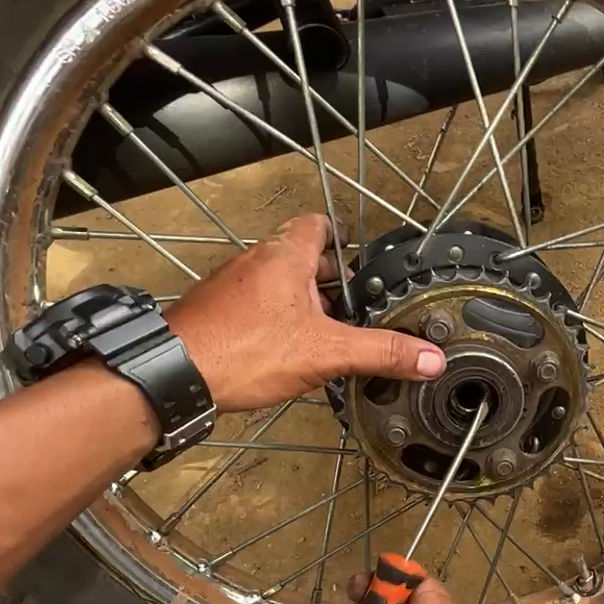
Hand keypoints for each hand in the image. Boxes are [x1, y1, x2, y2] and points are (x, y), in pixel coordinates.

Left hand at [165, 214, 444, 411]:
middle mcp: (257, 264)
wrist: (173, 377)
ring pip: (283, 285)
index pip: (319, 226)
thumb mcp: (327, 352)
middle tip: (363, 304)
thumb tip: (430, 358)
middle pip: (306, 259)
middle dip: (337, 281)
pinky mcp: (221, 314)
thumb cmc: (243, 350)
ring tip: (337, 332)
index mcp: (285, 258)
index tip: (366, 254)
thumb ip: (382, 353)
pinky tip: (297, 350)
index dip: (345, 236)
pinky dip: (285, 320)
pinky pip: (262, 307)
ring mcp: (235, 289)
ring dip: (310, 303)